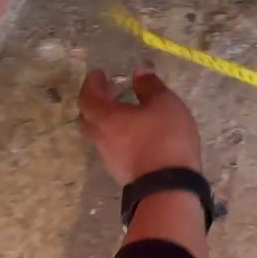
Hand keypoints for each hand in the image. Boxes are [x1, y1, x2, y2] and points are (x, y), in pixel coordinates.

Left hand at [79, 68, 201, 184]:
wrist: (168, 186)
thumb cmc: (164, 137)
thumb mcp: (164, 103)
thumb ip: (150, 86)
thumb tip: (139, 72)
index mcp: (106, 117)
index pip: (88, 96)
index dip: (92, 83)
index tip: (99, 73)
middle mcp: (100, 137)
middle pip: (90, 116)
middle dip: (98, 101)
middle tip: (111, 90)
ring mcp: (109, 156)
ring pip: (101, 133)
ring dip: (109, 118)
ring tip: (128, 109)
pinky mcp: (120, 170)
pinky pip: (113, 145)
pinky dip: (119, 132)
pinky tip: (137, 131)